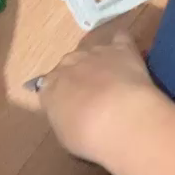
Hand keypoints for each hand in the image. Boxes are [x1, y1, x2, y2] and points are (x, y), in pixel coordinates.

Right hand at [10, 9, 174, 165]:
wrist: (119, 118)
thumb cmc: (87, 136)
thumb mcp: (65, 135)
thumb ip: (62, 118)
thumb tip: (67, 112)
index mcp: (49, 87)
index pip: (47, 85)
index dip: (59, 95)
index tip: (69, 108)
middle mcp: (68, 64)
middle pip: (69, 66)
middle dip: (78, 77)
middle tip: (93, 98)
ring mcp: (94, 54)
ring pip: (92, 53)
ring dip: (99, 64)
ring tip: (112, 82)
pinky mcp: (121, 49)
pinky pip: (119, 39)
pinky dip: (121, 44)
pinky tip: (126, 53)